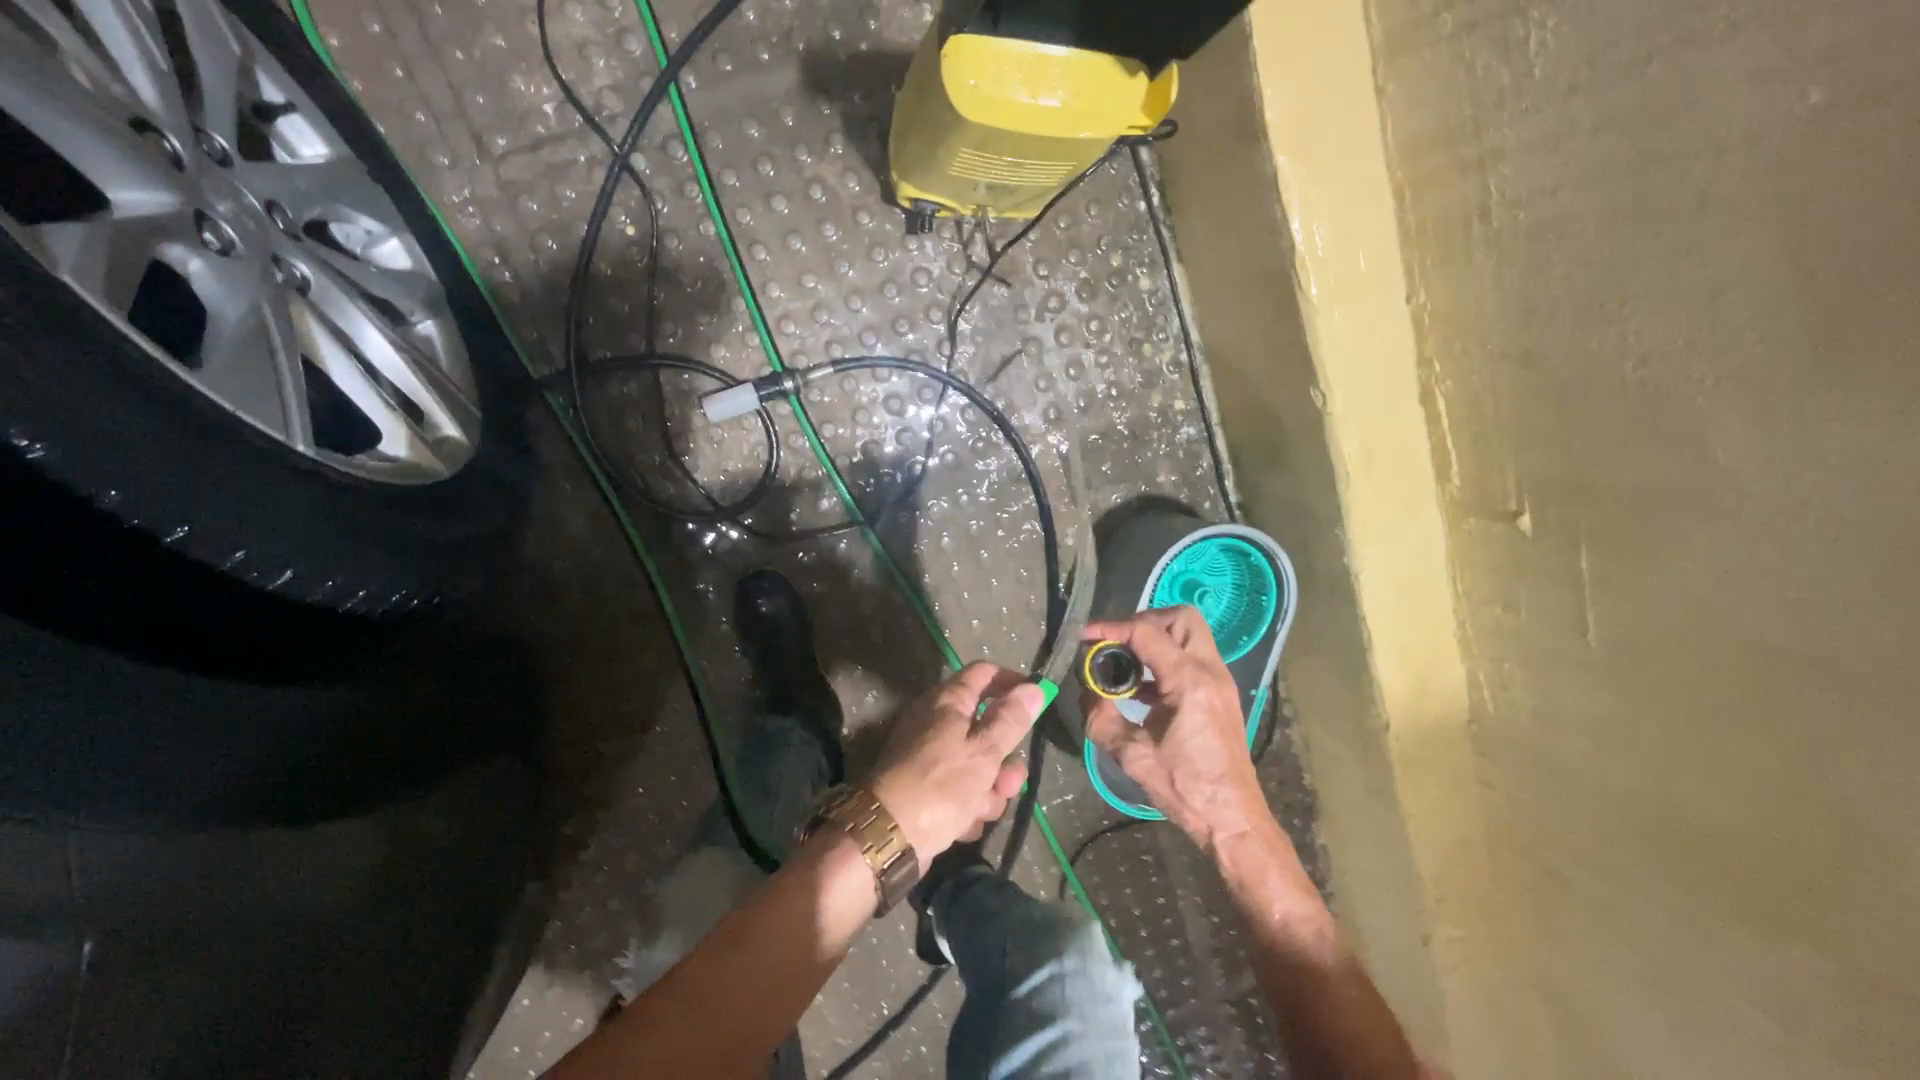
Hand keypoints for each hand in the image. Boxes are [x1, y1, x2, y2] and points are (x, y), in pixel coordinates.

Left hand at [869, 662, 1040, 873]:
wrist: (889, 836)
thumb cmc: (940, 785)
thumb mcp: (983, 751)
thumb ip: (1010, 720)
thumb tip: (1033, 687)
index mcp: (947, 702)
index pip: (984, 674)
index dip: (1012, 682)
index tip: (1038, 701)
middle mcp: (936, 723)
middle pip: (986, 730)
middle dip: (1005, 760)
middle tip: (1009, 784)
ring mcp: (929, 759)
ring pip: (977, 767)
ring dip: (988, 792)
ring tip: (980, 811)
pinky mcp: (926, 791)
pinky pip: (960, 793)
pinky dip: (967, 808)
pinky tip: (963, 826)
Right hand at [1082, 607, 1270, 852]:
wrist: (1231, 817)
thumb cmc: (1183, 788)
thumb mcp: (1131, 754)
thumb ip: (1101, 716)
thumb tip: (1087, 690)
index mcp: (1189, 681)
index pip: (1146, 633)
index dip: (1110, 630)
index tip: (1084, 638)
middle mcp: (1210, 671)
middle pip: (1180, 617)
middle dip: (1142, 622)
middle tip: (1115, 644)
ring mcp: (1220, 681)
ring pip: (1189, 635)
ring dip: (1155, 639)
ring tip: (1124, 665)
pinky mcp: (1220, 695)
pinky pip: (1192, 658)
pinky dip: (1165, 659)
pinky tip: (1141, 688)